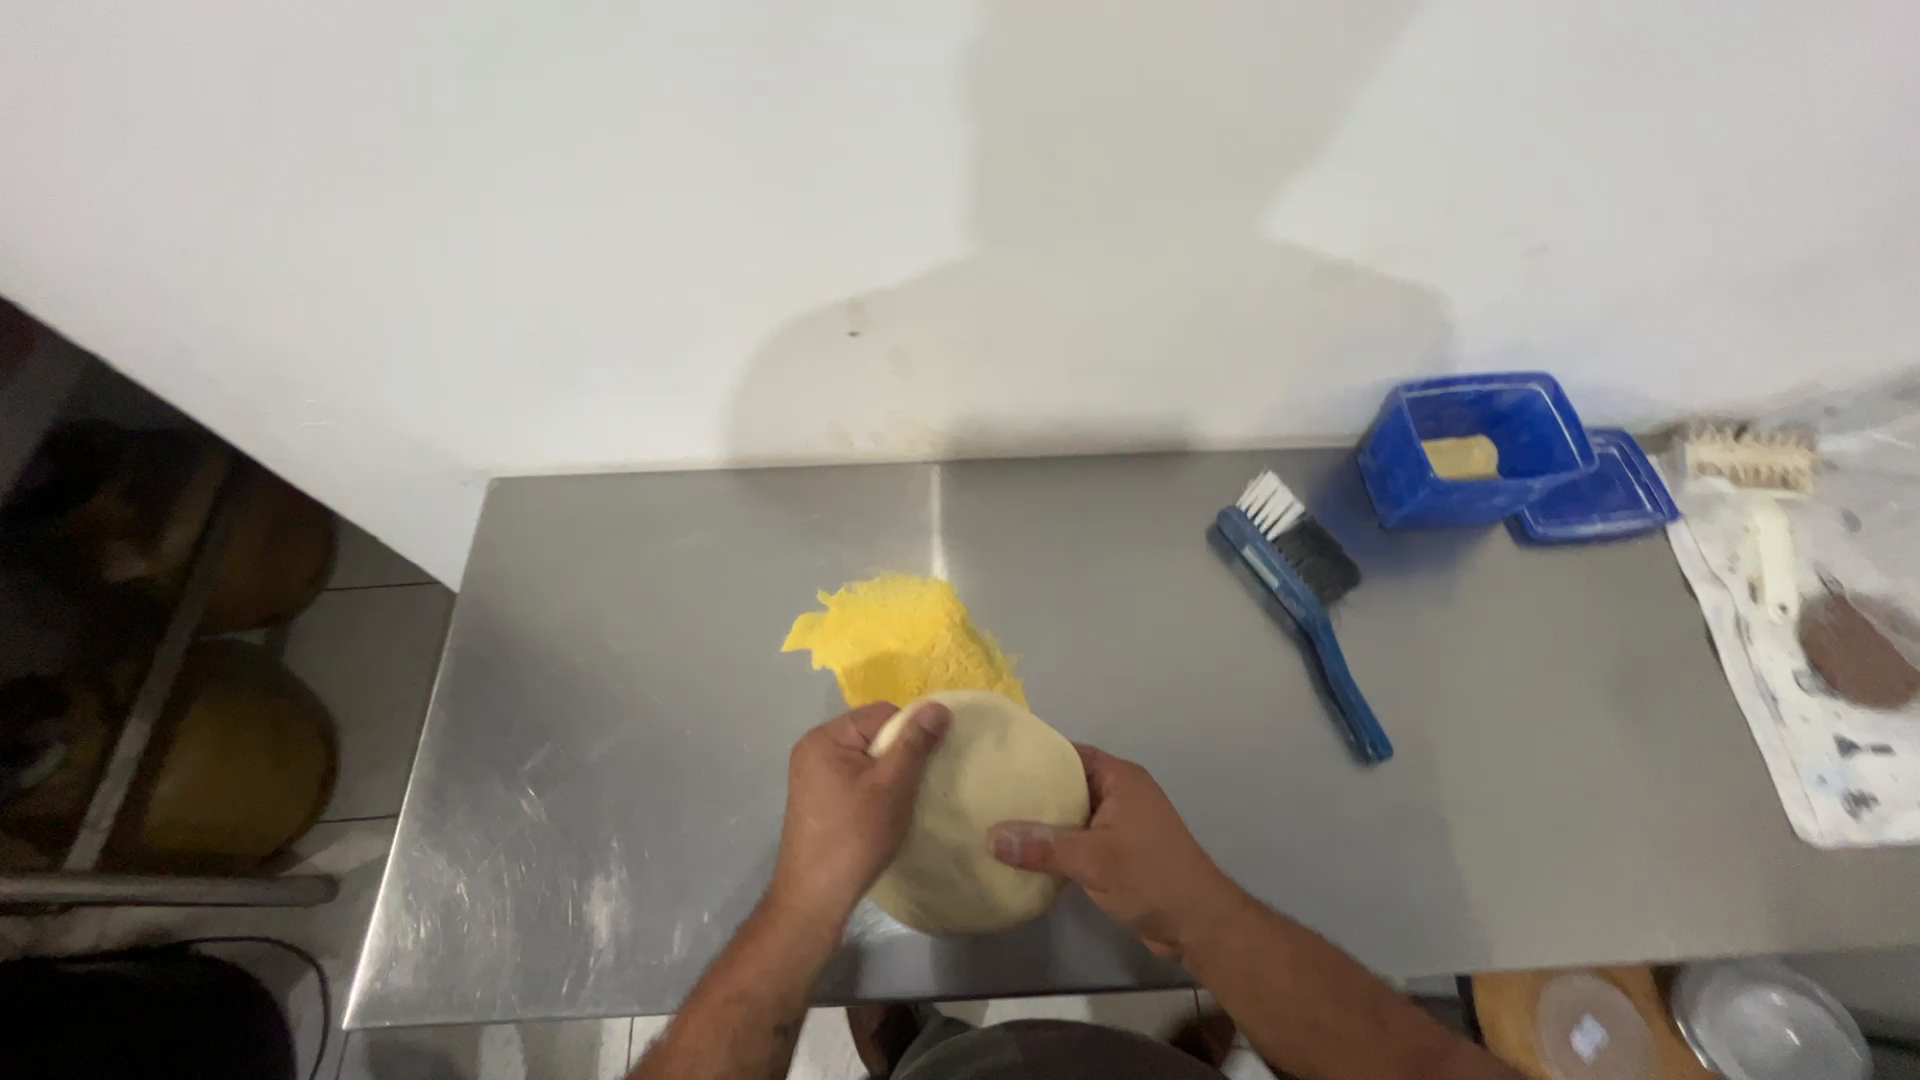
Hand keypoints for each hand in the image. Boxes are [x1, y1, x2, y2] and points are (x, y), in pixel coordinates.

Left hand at [768, 701, 950, 926]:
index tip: (926, 763)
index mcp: (826, 737)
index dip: (910, 732)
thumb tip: (939, 706)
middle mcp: (814, 748)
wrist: (815, 897)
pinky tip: (884, 810)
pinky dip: (875, 787)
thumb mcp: (892, 785)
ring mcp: (812, 774)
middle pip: (873, 733)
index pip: (881, 713)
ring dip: (889, 772)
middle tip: (916, 783)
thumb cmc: (855, 836)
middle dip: (900, 753)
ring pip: (866, 757)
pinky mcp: (818, 797)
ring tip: (901, 799)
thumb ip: (915, 742)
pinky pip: (855, 776)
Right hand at [989, 744, 1242, 961]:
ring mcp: (1122, 823)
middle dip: (1035, 791)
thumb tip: (991, 837)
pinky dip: (1058, 844)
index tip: (1000, 763)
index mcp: (1120, 778)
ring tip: (1000, 824)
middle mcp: (1121, 793)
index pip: (1070, 754)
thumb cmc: (1150, 877)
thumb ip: (1042, 847)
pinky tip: (1027, 855)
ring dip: (1045, 822)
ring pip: (1074, 813)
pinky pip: (1080, 837)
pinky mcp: (1119, 851)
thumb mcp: (1092, 860)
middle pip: (1069, 783)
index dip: (1036, 756)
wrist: (1198, 925)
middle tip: (992, 795)